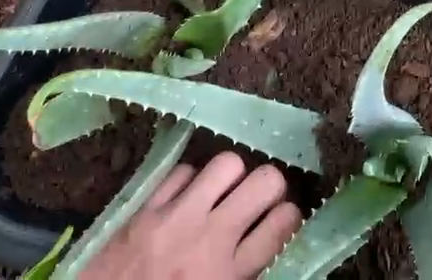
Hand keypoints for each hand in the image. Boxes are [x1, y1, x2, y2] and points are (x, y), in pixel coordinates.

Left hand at [82, 152, 302, 279]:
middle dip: (271, 187)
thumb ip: (244, 277)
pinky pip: (182, 171)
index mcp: (228, 278)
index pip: (285, 223)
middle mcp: (209, 240)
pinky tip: (184, 199)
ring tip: (222, 194)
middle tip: (258, 202)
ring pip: (228, 163)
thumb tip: (273, 253)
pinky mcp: (142, 210)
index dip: (289, 218)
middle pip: (266, 181)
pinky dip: (189, 182)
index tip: (279, 224)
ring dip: (231, 178)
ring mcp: (174, 219)